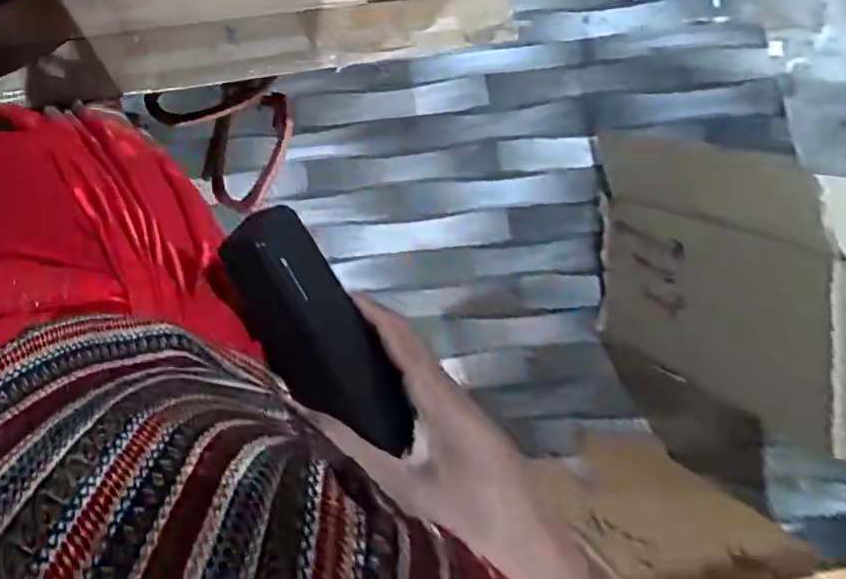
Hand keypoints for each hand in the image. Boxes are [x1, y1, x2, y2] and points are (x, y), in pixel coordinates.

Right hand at [303, 298, 589, 578]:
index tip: (340, 294)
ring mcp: (474, 420)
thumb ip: (352, 446)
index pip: (405, 341)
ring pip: (426, 369)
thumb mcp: (403, 489)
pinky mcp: (478, 438)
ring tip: (346, 344)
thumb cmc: (473, 523)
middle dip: (375, 326)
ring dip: (389, 348)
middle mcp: (462, 403)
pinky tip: (379, 387)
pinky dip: (402, 372)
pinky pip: (433, 388)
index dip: (374, 312)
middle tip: (331, 317)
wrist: (543, 569)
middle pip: (415, 349)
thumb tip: (301, 408)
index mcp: (444, 404)